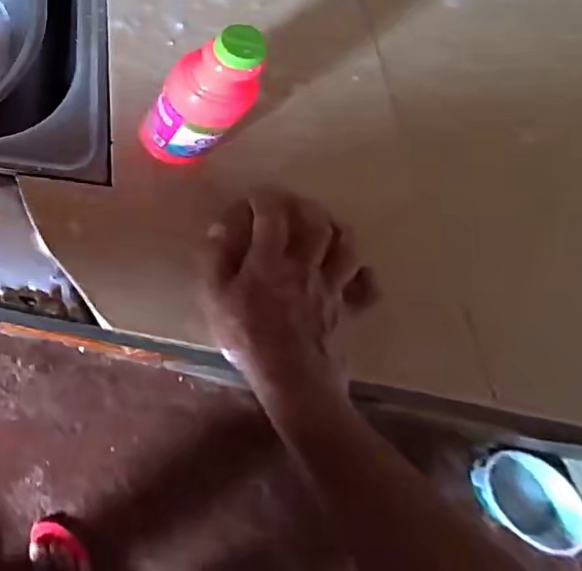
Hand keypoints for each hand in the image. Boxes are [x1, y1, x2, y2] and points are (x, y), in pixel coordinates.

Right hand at [201, 189, 377, 399]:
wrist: (294, 383)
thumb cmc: (247, 337)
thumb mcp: (214, 297)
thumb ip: (215, 258)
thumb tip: (220, 228)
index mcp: (270, 260)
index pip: (272, 215)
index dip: (263, 198)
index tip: (253, 197)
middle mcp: (306, 267)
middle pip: (317, 224)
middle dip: (303, 206)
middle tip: (290, 203)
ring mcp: (334, 289)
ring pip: (347, 247)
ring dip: (336, 228)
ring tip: (323, 224)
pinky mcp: (351, 312)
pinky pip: (367, 287)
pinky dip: (363, 272)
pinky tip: (352, 269)